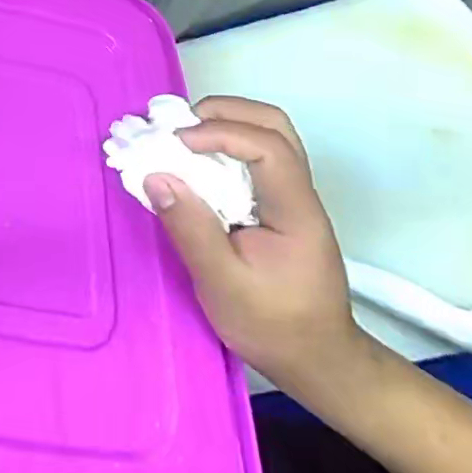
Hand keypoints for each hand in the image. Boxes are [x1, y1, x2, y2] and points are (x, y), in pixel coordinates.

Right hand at [144, 96, 371, 394]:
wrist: (317, 360)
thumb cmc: (272, 325)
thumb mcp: (223, 284)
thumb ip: (190, 228)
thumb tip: (154, 176)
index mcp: (295, 211)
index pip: (269, 147)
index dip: (221, 133)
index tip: (177, 143)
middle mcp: (299, 193)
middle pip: (274, 124)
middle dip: (223, 112)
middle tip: (178, 127)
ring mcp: (289, 195)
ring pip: (267, 132)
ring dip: (222, 122)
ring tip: (180, 137)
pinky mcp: (275, 202)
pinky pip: (253, 153)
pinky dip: (221, 141)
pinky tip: (192, 159)